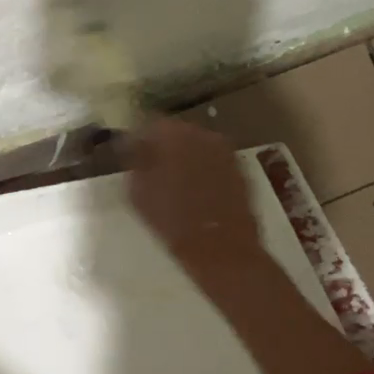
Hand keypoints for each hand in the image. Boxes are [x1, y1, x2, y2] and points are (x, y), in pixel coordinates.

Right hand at [128, 116, 272, 287]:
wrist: (221, 249)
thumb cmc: (171, 218)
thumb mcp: (136, 189)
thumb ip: (133, 160)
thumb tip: (132, 145)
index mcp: (172, 133)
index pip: (148, 124)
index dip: (138, 139)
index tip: (132, 154)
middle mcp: (201, 133)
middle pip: (176, 132)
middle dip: (164, 146)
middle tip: (152, 167)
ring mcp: (225, 151)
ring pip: (197, 146)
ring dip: (186, 157)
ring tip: (175, 181)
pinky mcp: (241, 171)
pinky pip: (215, 163)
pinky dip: (205, 170)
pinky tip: (197, 190)